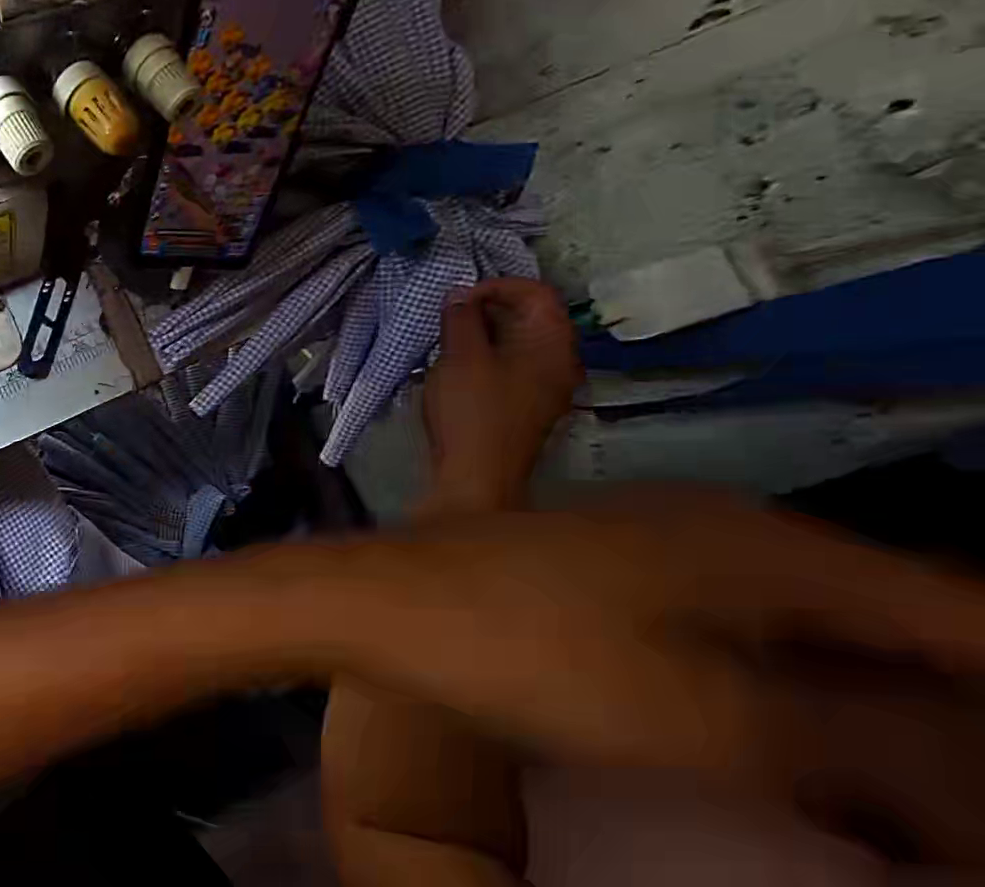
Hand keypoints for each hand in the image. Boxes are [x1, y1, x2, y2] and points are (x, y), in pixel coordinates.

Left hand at [310, 500, 984, 790]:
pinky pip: (718, 608)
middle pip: (879, 605)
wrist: (383, 600)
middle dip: (937, 689)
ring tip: (885, 769)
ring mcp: (645, 531)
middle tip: (945, 783)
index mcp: (764, 545)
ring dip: (851, 681)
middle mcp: (714, 521)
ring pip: (794, 607)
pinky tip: (765, 713)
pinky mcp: (596, 557)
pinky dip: (765, 659)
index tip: (982, 758)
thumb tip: (963, 787)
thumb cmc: (527, 652)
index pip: (955, 611)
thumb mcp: (705, 722)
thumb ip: (865, 753)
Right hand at [420, 278, 580, 514]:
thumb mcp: (460, 356)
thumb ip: (461, 318)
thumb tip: (460, 295)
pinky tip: (456, 365)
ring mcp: (546, 385)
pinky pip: (510, 363)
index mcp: (553, 343)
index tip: (458, 298)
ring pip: (517, 340)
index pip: (537, 292)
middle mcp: (560, 360)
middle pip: (530, 315)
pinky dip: (485, 354)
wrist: (477, 475)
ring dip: (482, 332)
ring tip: (446, 338)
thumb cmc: (472, 410)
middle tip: (446, 316)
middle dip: (486, 307)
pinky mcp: (526, 403)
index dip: (497, 285)